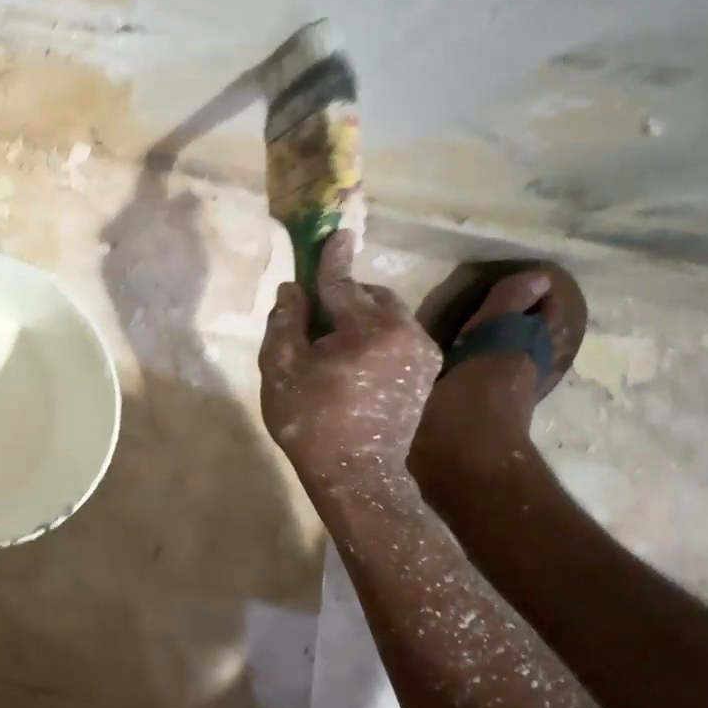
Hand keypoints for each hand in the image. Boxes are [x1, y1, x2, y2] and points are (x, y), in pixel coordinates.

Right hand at [258, 233, 441, 475]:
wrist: (358, 475)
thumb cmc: (311, 419)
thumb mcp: (281, 366)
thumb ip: (286, 320)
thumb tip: (294, 290)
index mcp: (371, 327)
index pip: (343, 282)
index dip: (331, 257)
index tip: (335, 232)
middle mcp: (407, 332)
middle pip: (371, 296)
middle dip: (344, 295)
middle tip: (312, 314)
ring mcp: (422, 354)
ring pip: (387, 315)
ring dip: (359, 317)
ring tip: (330, 342)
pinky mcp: (425, 373)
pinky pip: (397, 337)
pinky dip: (374, 336)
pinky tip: (351, 359)